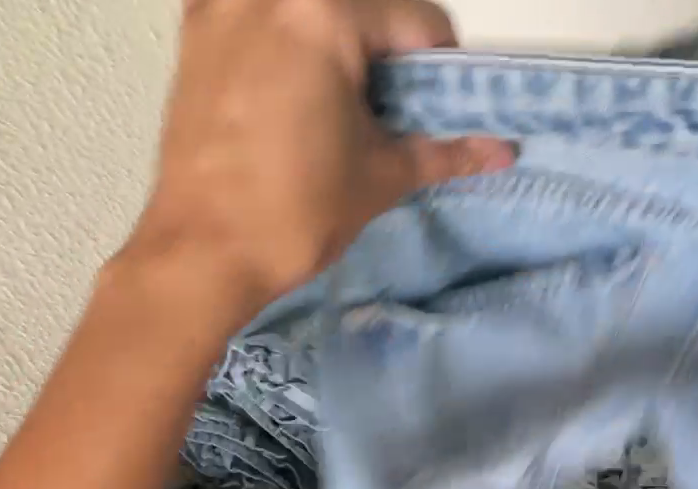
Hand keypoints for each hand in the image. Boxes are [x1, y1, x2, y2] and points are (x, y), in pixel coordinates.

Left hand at [122, 0, 514, 307]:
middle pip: (360, 7)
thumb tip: (504, 151)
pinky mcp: (193, 31)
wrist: (203, 253)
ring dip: (332, 42)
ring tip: (330, 104)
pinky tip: (281, 87)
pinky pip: (255, 13)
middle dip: (383, 54)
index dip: (441, 68)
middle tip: (380, 113)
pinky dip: (279, 36)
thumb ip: (445, 153)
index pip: (418, 20)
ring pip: (308, 8)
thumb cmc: (295, 216)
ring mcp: (223, 5)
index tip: (434, 108)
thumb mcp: (381, 179)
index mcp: (325, 16)